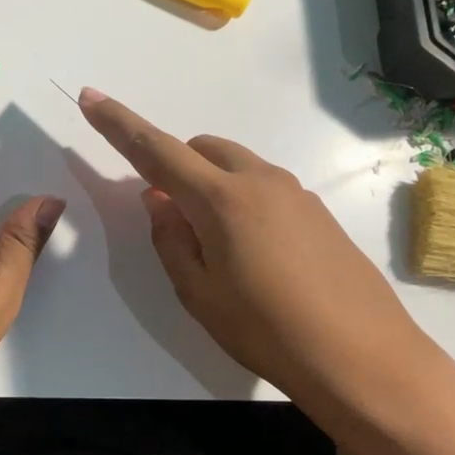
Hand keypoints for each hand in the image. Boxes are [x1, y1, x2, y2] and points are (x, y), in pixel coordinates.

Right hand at [78, 88, 425, 402]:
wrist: (363, 358)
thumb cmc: (266, 330)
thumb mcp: (199, 294)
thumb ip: (171, 239)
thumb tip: (159, 199)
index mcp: (221, 200)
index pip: (156, 149)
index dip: (118, 123)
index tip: (91, 97)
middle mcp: (260, 182)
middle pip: (201, 149)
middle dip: (173, 165)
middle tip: (168, 217)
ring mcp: (296, 194)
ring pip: (235, 166)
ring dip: (209, 184)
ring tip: (213, 245)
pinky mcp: (318, 213)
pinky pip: (263, 188)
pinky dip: (239, 200)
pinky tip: (253, 256)